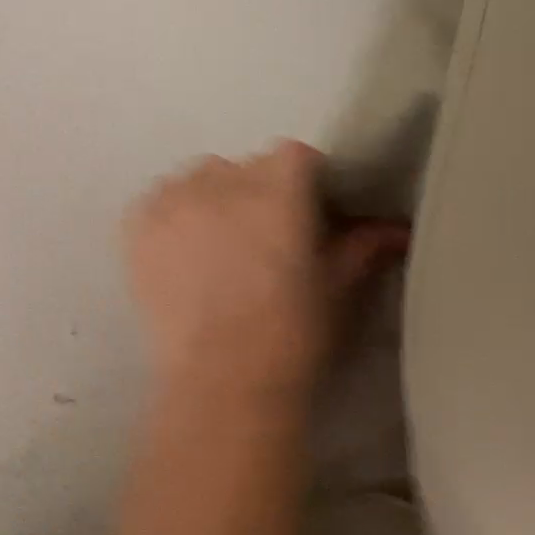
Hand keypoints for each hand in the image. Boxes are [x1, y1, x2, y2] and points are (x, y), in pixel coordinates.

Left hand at [125, 140, 408, 397]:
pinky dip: (189, 215)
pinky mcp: (136, 226)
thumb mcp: (341, 289)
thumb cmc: (297, 334)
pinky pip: (168, 200)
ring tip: (241, 245)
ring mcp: (169, 202)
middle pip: (250, 166)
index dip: (318, 180)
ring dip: (227, 198)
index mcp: (276, 197)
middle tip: (289, 237)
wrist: (225, 378)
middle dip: (272, 191)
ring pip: (205, 178)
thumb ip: (364, 247)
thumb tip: (397, 227)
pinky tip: (204, 255)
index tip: (330, 213)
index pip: (297, 156)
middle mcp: (217, 185)